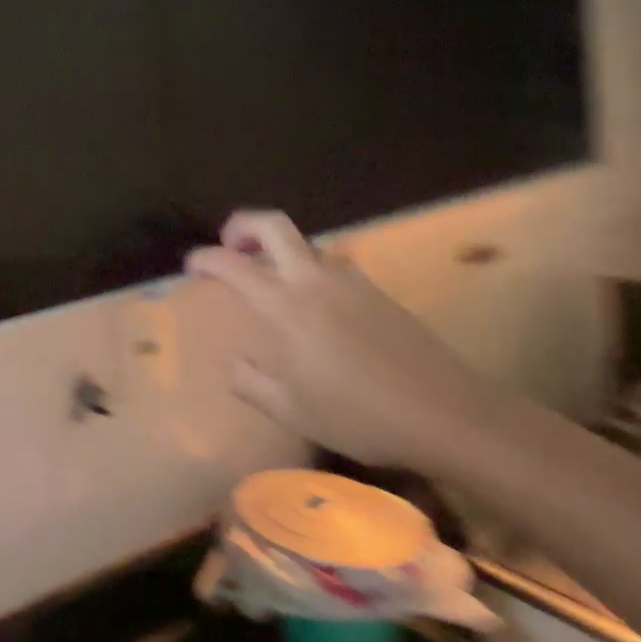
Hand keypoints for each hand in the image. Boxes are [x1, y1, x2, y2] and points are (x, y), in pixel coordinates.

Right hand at [186, 210, 499, 469]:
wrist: (448, 416)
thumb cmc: (359, 416)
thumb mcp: (291, 411)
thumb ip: (250, 382)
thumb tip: (234, 362)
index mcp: (283, 306)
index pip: (231, 264)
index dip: (205, 259)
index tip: (192, 268)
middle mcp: (313, 281)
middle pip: (272, 225)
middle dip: (242, 227)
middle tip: (229, 247)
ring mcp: (351, 282)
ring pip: (307, 243)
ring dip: (281, 250)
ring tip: (272, 280)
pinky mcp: (379, 293)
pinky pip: (333, 265)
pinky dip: (311, 270)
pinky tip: (316, 307)